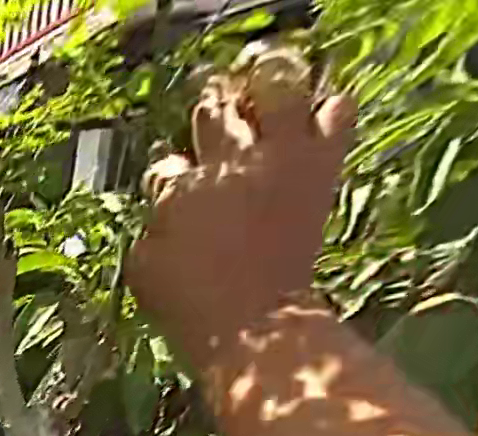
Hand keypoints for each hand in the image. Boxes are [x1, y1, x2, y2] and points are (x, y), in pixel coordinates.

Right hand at [127, 62, 356, 359]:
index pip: (164, 164)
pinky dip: (324, 107)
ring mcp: (279, 157)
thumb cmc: (183, 298)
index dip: (164, 171)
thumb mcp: (142, 264)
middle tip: (208, 99)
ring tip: (260, 78)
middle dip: (208, 107)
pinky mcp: (320, 162)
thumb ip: (151, 224)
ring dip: (266, 82)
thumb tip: (161, 203)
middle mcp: (228, 163)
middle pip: (216, 112)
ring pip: (277, 90)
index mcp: (177, 191)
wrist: (250, 315)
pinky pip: (335, 111)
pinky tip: (309, 114)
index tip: (165, 179)